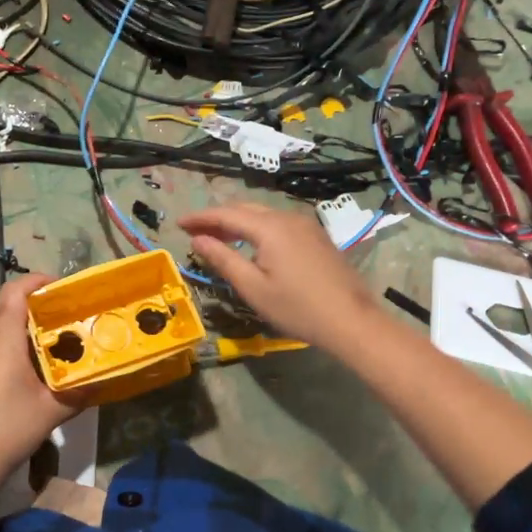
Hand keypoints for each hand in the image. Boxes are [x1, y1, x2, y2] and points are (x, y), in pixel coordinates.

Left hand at [0, 273, 81, 488]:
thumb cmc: (8, 427)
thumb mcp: (51, 411)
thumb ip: (78, 392)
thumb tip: (101, 380)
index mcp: (2, 337)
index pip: (15, 291)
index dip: (37, 281)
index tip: (60, 288)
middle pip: (8, 308)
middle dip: (35, 310)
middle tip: (63, 322)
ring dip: (20, 330)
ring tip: (48, 347)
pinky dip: (6, 346)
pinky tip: (24, 370)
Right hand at [176, 202, 373, 347]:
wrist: (352, 322)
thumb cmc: (297, 308)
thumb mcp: (253, 288)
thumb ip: (223, 259)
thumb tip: (198, 239)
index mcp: (269, 227)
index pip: (225, 214)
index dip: (200, 217)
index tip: (179, 224)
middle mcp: (287, 217)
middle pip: (244, 209)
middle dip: (217, 218)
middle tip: (196, 232)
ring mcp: (305, 225)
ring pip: (262, 215)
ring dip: (238, 222)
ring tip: (219, 238)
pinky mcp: (316, 236)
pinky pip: (278, 223)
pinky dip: (257, 228)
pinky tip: (252, 245)